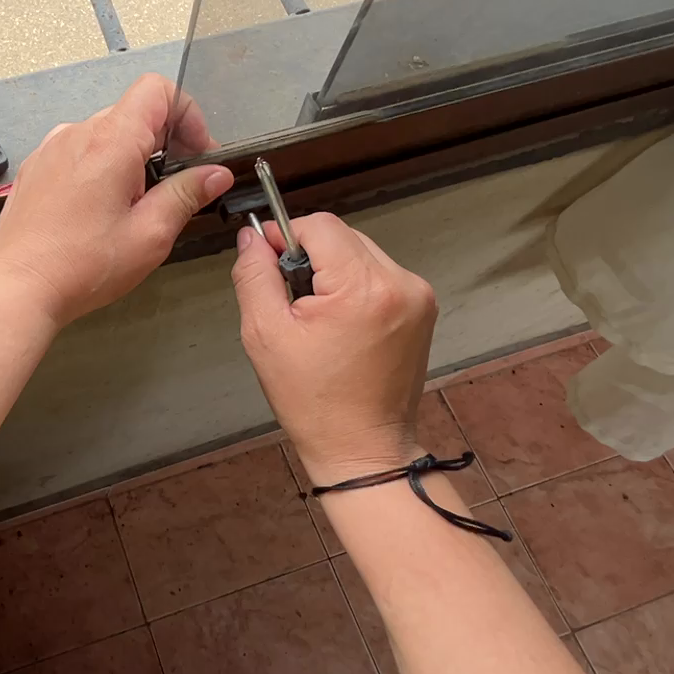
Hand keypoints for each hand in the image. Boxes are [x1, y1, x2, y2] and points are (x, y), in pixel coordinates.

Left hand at [0, 75, 233, 325]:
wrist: (19, 287)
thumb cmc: (79, 266)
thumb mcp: (149, 234)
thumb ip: (186, 195)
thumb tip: (214, 174)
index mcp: (110, 142)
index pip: (157, 90)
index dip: (186, 114)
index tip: (195, 153)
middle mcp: (76, 134)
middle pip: (133, 113)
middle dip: (162, 142)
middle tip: (173, 186)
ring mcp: (52, 149)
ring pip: (105, 133)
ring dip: (129, 157)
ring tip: (133, 204)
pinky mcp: (37, 168)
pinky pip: (78, 151)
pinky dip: (99, 168)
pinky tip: (100, 209)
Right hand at [231, 212, 438, 483]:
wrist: (362, 448)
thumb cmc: (312, 399)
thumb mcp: (265, 333)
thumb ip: (254, 275)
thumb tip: (252, 237)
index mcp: (364, 287)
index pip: (319, 225)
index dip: (285, 236)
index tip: (267, 263)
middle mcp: (401, 283)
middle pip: (341, 236)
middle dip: (309, 257)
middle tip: (290, 300)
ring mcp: (418, 296)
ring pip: (359, 252)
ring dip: (331, 270)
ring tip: (316, 316)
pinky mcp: (422, 308)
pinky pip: (377, 273)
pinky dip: (352, 285)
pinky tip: (339, 322)